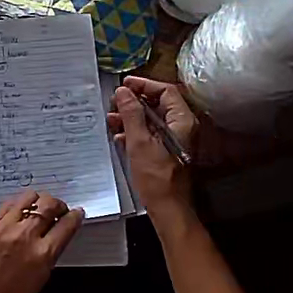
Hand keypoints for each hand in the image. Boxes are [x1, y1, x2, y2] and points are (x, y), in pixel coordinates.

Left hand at [0, 189, 84, 292]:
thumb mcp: (42, 277)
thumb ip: (50, 252)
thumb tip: (57, 235)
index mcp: (43, 254)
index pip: (66, 225)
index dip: (74, 216)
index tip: (76, 213)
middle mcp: (26, 236)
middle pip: (49, 206)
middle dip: (58, 205)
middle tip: (58, 209)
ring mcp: (6, 228)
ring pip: (29, 198)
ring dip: (39, 200)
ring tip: (39, 206)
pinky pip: (8, 204)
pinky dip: (18, 204)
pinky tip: (20, 209)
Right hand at [109, 76, 196, 219]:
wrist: (168, 207)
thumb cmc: (156, 176)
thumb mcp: (140, 141)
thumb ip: (132, 114)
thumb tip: (123, 91)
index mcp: (181, 120)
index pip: (165, 91)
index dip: (144, 84)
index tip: (124, 85)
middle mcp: (180, 127)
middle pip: (158, 104)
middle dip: (134, 102)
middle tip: (114, 102)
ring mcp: (173, 140)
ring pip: (152, 119)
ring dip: (131, 117)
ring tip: (111, 119)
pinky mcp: (165, 152)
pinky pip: (150, 134)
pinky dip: (134, 132)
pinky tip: (118, 136)